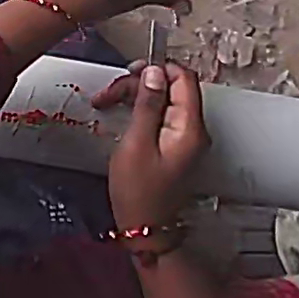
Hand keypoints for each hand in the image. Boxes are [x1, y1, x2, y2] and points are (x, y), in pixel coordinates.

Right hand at [93, 62, 211, 228]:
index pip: (184, 79)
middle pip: (170, 88)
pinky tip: (118, 112)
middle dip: (139, 84)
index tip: (130, 72)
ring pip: (161, 99)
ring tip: (106, 102)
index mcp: (189, 128)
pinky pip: (158, 115)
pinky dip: (138, 109)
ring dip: (134, 95)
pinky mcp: (172, 144)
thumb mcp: (137, 143)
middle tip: (110, 93)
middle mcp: (192, 129)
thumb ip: (146, 105)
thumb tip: (154, 72)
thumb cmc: (138, 190)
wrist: (144, 228)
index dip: (158, 69)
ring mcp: (183, 137)